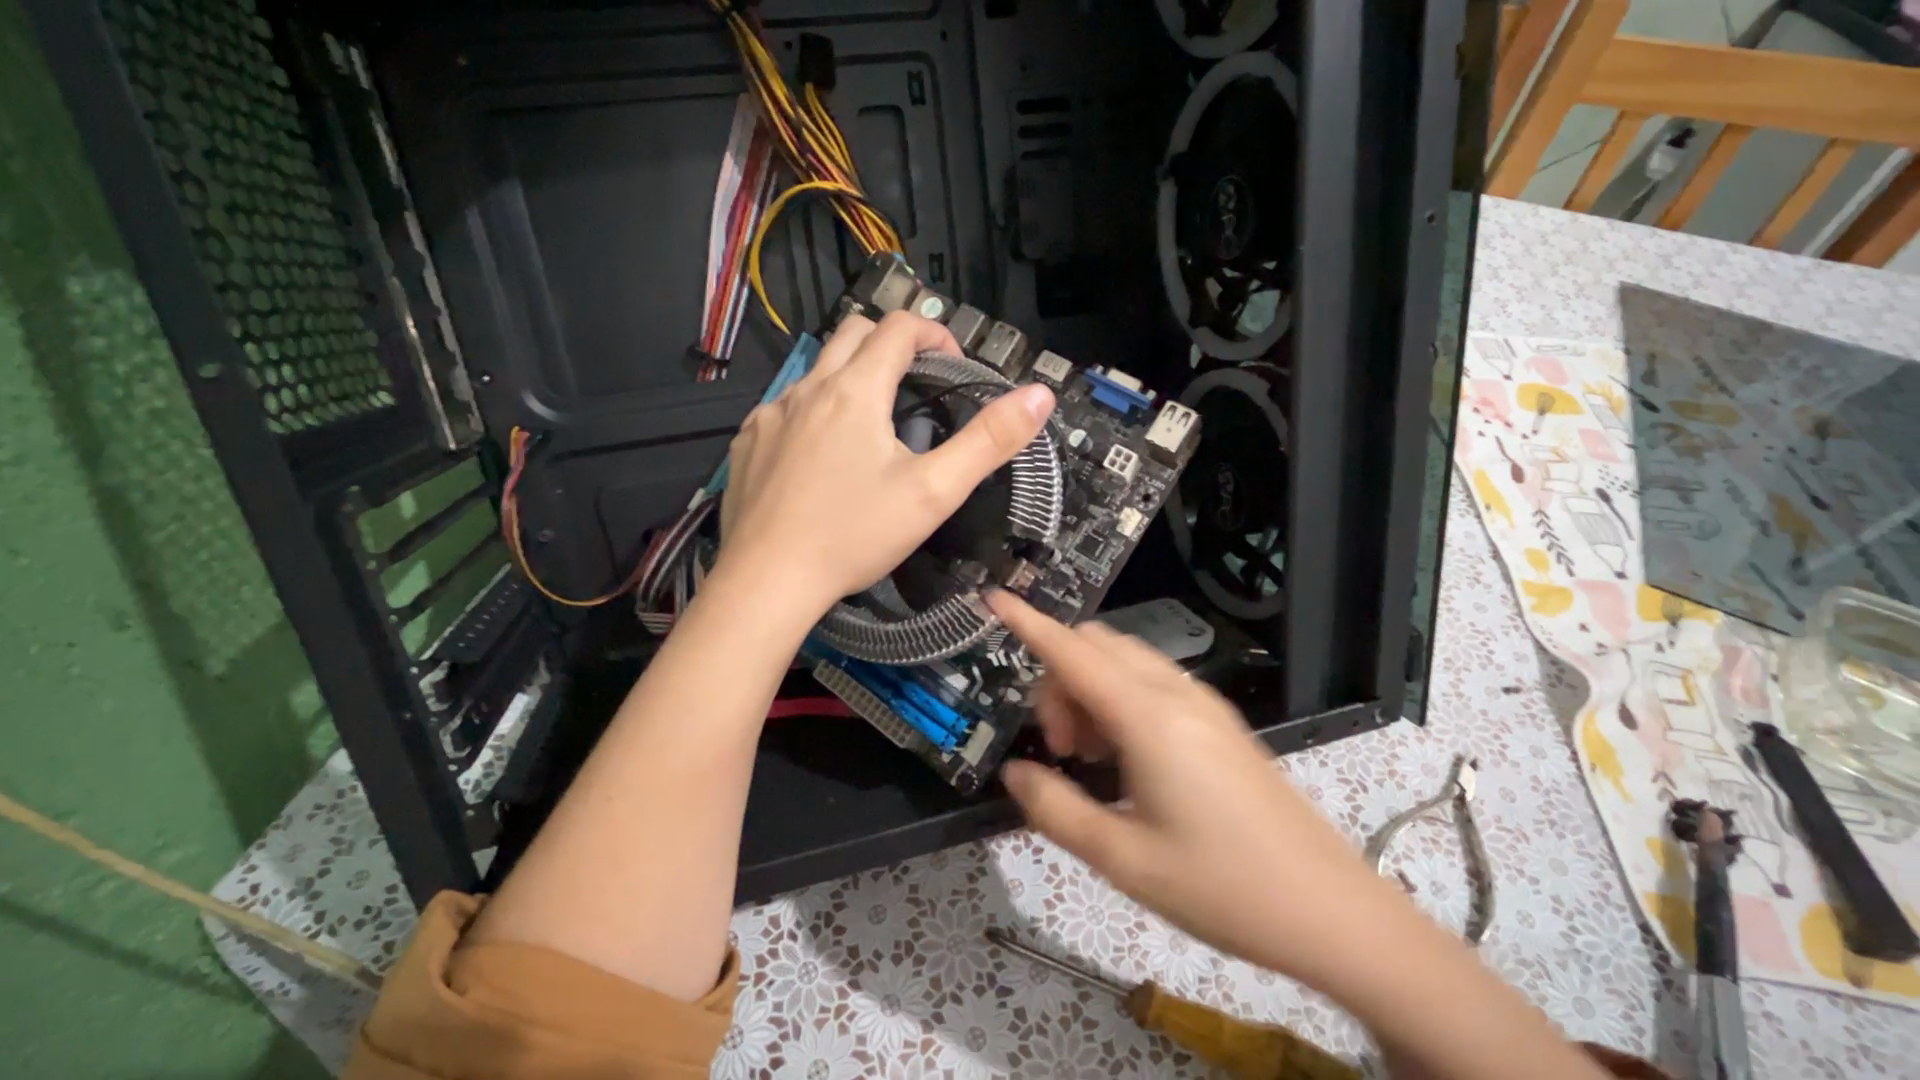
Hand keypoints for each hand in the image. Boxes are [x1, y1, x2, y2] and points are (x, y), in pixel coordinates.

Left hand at [717, 312, 1054, 618]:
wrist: (767, 580)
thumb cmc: (854, 536)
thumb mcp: (933, 492)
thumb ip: (989, 442)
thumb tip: (1038, 395)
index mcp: (856, 391)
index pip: (899, 327)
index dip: (934, 335)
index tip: (953, 366)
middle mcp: (809, 387)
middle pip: (854, 331)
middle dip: (891, 343)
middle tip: (916, 383)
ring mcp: (771, 412)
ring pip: (818, 368)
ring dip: (851, 375)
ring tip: (873, 424)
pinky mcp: (749, 440)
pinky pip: (786, 405)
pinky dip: (814, 410)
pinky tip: (822, 456)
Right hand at [989, 590, 1393, 983]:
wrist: (1327, 909)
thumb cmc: (1220, 887)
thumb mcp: (1121, 858)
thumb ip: (1055, 807)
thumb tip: (1014, 773)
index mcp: (1148, 718)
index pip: (1073, 652)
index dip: (1028, 623)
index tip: (991, 599)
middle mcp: (1177, 695)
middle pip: (1098, 646)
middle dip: (1058, 677)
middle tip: (1058, 747)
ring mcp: (1205, 706)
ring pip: (1127, 662)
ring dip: (1090, 690)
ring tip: (1089, 760)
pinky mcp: (1221, 725)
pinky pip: (1154, 684)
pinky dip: (1120, 700)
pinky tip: (1124, 762)